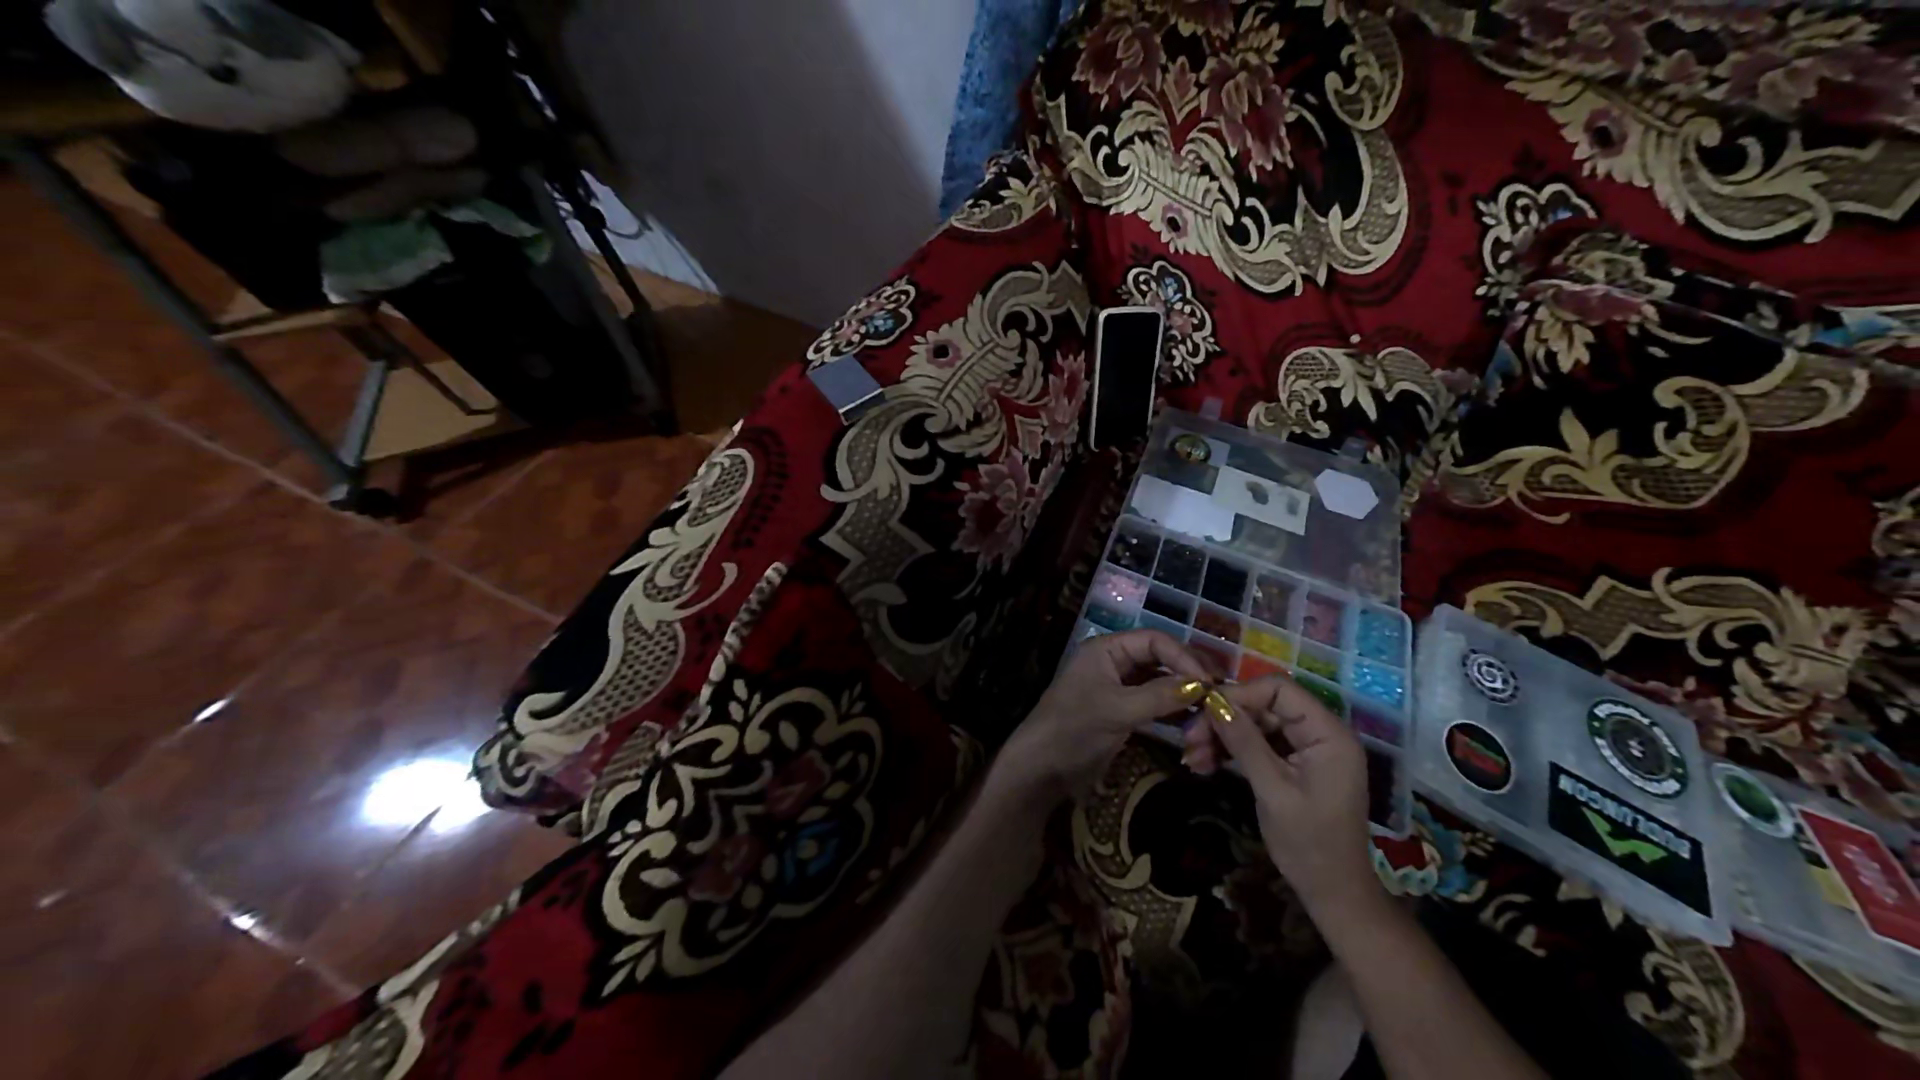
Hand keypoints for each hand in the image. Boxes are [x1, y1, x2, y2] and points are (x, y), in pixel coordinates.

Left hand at [994, 630, 1210, 804]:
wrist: (1042, 770)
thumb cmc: (1073, 730)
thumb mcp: (1116, 710)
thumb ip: (1159, 696)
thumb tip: (1203, 686)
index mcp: (1106, 649)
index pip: (1155, 641)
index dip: (1184, 657)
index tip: (1210, 682)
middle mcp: (1114, 662)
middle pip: (1161, 659)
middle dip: (1189, 674)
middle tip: (1220, 693)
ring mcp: (1119, 688)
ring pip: (1161, 683)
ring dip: (1185, 694)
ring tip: (1214, 708)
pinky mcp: (1123, 713)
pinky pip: (1156, 704)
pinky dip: (1175, 712)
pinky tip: (1196, 723)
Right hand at [1202, 677, 1379, 913]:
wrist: (1332, 892)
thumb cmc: (1309, 843)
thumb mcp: (1273, 790)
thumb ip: (1245, 742)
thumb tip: (1213, 702)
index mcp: (1328, 734)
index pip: (1279, 690)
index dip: (1239, 694)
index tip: (1203, 711)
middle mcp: (1320, 733)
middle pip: (1263, 706)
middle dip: (1224, 719)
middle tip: (1189, 740)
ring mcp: (1306, 749)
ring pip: (1255, 725)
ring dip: (1222, 736)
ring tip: (1192, 757)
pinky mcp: (1294, 764)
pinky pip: (1258, 744)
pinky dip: (1231, 751)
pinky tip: (1204, 764)